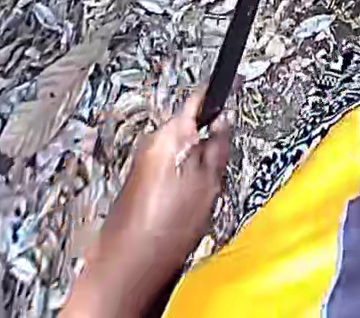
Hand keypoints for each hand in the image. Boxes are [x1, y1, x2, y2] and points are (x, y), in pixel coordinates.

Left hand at [62, 91, 231, 317]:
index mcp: (167, 136)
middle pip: (190, 126)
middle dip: (209, 138)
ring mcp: (143, 166)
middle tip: (222, 160)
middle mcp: (150, 145)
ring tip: (204, 190)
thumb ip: (219, 144)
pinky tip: (187, 204)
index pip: (198, 99)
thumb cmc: (163, 230)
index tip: (234, 83)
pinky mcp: (140, 186)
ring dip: (197, 160)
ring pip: (181, 149)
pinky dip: (184, 177)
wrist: (126, 275)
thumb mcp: (207, 181)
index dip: (220, 91)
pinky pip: (171, 168)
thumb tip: (225, 118)